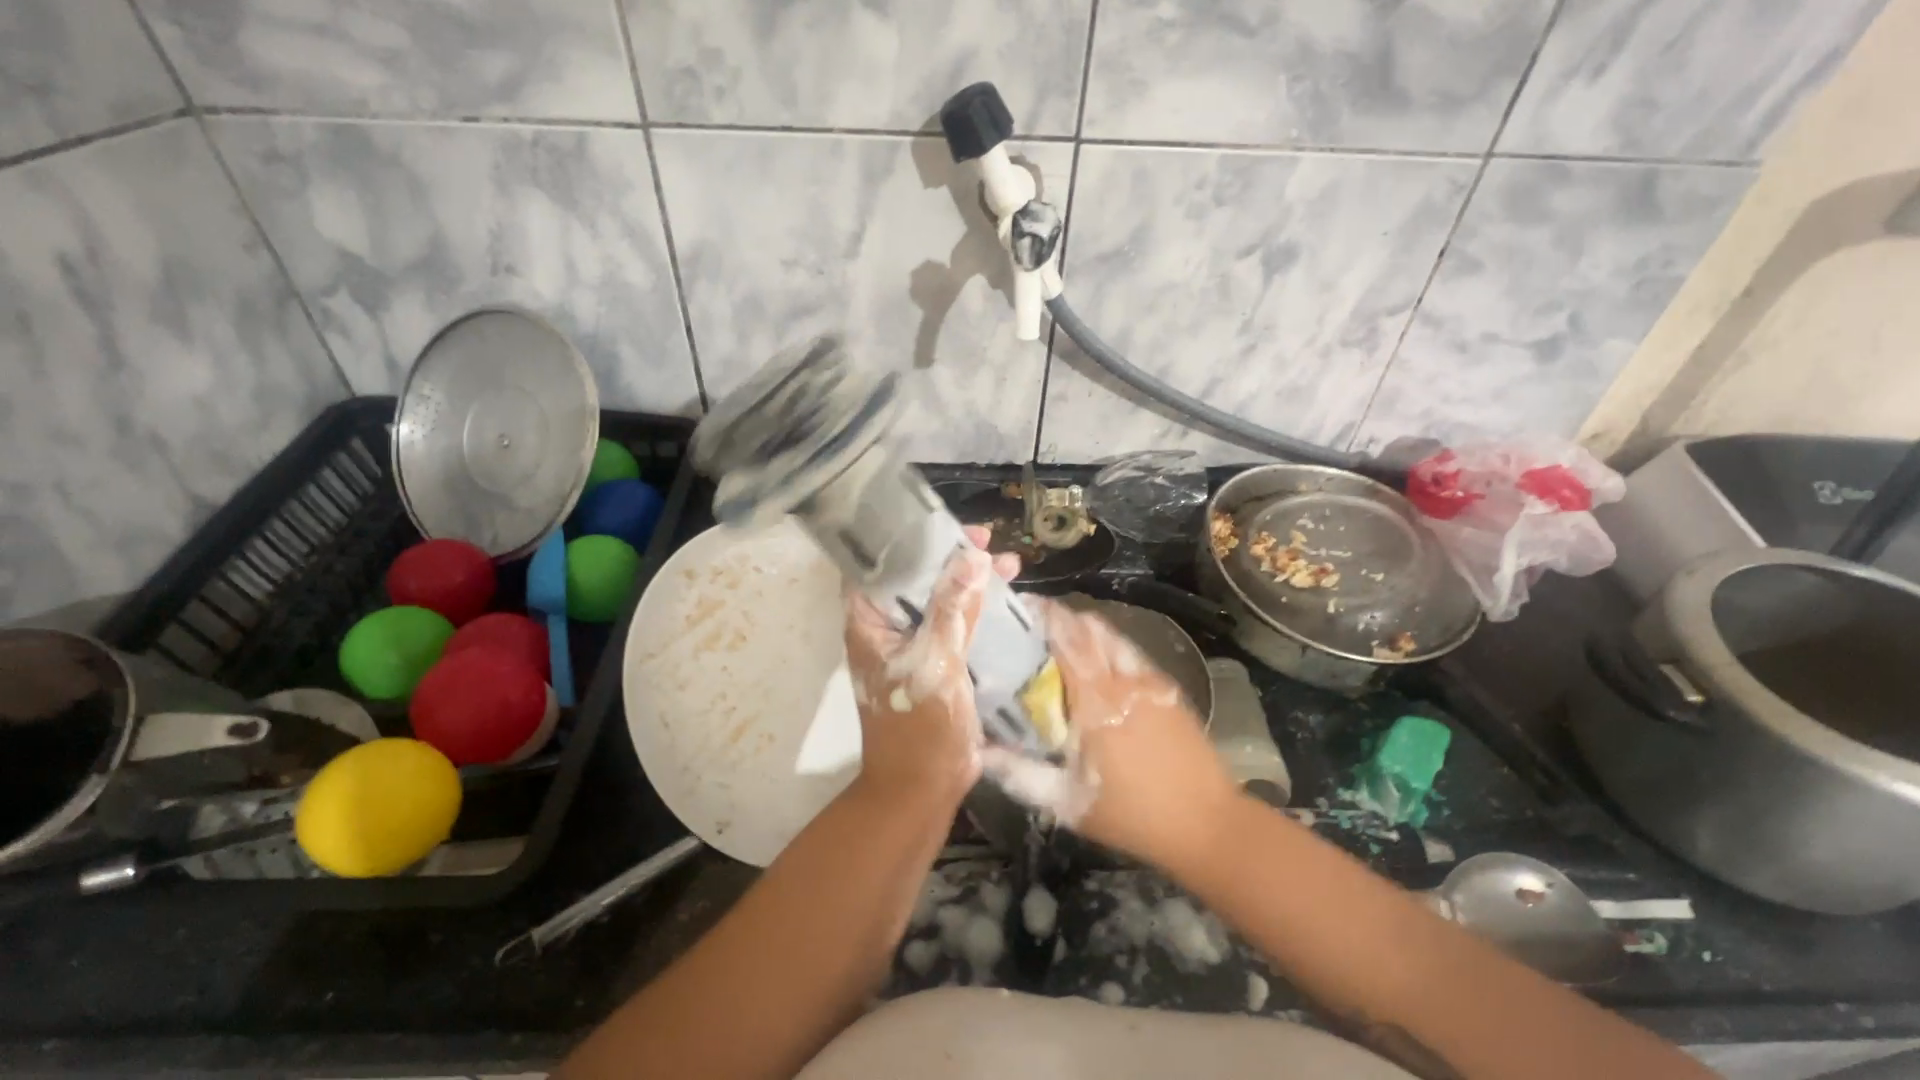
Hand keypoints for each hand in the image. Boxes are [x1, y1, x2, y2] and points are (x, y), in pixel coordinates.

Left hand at [842, 526, 1018, 814]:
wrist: (924, 787)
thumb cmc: (919, 725)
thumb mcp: (936, 661)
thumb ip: (953, 609)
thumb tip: (973, 558)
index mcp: (869, 624)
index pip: (879, 564)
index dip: (909, 539)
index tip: (946, 524)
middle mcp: (886, 630)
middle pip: (915, 578)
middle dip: (950, 558)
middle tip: (986, 540)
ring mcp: (913, 648)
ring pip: (940, 602)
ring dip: (970, 583)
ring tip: (1010, 564)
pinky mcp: (937, 665)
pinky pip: (956, 627)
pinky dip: (979, 611)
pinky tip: (1008, 599)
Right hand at [982, 600, 1238, 871]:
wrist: (1209, 824)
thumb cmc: (1133, 816)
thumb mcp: (1068, 804)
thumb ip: (1021, 775)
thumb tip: (980, 752)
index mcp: (1097, 702)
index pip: (1067, 640)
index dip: (1043, 617)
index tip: (1019, 608)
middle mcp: (1125, 681)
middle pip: (1090, 630)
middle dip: (1061, 618)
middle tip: (1032, 621)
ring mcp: (1152, 683)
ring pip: (1114, 638)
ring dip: (1086, 630)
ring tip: (1061, 638)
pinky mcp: (1170, 692)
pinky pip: (1132, 656)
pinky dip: (1109, 648)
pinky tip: (1098, 666)